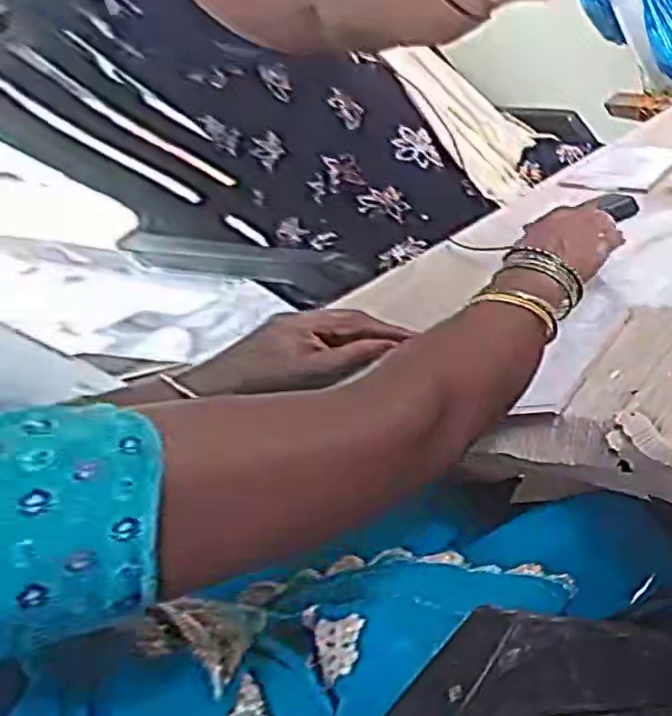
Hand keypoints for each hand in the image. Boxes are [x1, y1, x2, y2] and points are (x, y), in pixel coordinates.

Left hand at [177, 309, 412, 395]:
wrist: (207, 394)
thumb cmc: (254, 383)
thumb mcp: (318, 370)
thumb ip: (357, 355)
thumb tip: (391, 346)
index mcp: (304, 322)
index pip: (362, 321)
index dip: (395, 331)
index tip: (420, 340)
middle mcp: (294, 323)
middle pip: (352, 322)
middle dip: (385, 333)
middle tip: (412, 346)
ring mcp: (287, 334)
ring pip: (341, 331)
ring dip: (369, 340)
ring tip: (392, 353)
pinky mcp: (284, 347)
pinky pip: (330, 341)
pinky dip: (353, 347)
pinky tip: (361, 359)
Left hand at [519, 200, 624, 282]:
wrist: (542, 274)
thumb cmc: (575, 266)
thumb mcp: (600, 256)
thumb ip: (610, 241)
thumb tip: (617, 235)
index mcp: (587, 216)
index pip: (601, 212)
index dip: (606, 223)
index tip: (610, 232)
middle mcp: (566, 212)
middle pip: (580, 212)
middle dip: (587, 222)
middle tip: (592, 237)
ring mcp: (548, 218)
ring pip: (564, 218)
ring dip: (570, 227)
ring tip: (575, 243)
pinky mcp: (532, 228)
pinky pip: (549, 226)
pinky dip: (556, 233)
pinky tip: (558, 245)